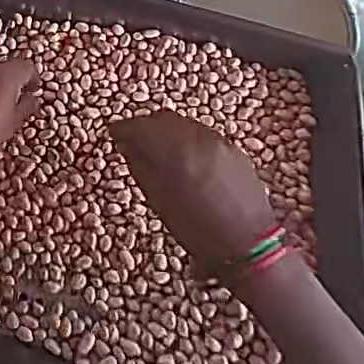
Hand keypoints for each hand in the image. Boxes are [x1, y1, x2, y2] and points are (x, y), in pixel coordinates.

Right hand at [108, 110, 275, 269]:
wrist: (248, 245)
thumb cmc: (196, 229)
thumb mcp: (157, 199)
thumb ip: (140, 165)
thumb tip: (127, 144)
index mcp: (174, 152)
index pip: (139, 125)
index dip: (123, 128)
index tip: (115, 134)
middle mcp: (197, 139)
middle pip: (162, 118)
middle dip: (145, 126)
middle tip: (133, 141)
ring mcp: (219, 142)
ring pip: (184, 124)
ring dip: (167, 132)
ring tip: (160, 152)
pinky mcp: (234, 150)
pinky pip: (203, 135)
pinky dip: (188, 140)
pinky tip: (186, 160)